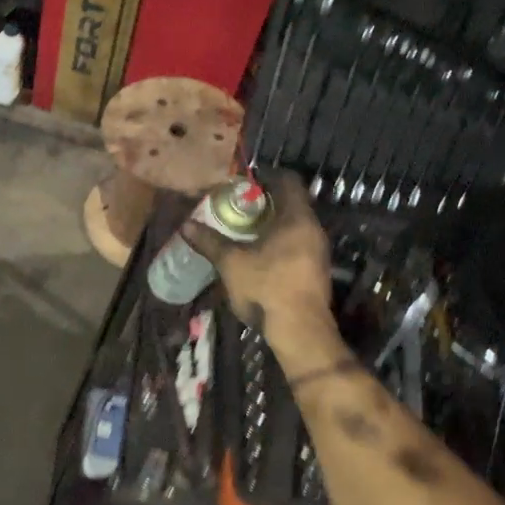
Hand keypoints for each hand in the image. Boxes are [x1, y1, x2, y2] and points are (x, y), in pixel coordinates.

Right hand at [185, 170, 337, 346]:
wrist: (299, 328)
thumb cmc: (266, 288)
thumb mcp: (231, 263)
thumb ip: (210, 242)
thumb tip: (186, 225)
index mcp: (296, 218)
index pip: (288, 181)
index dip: (267, 176)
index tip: (245, 182)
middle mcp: (313, 229)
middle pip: (292, 203)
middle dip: (266, 202)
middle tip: (239, 206)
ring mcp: (318, 251)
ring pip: (296, 225)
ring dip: (273, 224)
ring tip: (245, 231)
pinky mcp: (317, 269)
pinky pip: (298, 244)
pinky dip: (280, 241)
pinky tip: (260, 255)